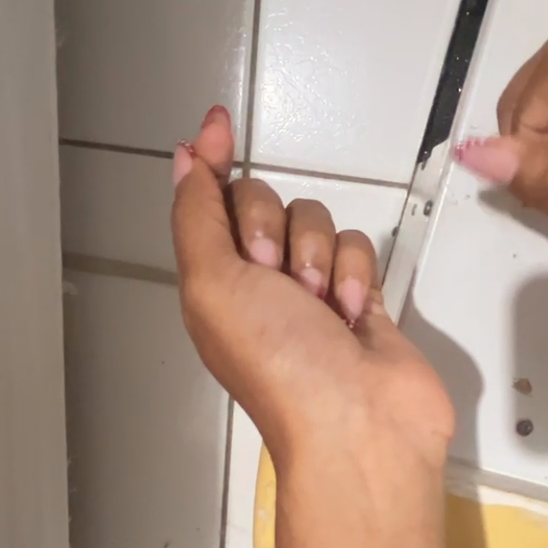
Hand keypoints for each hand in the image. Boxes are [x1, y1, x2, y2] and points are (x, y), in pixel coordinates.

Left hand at [170, 106, 453, 470]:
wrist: (357, 424)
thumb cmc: (277, 359)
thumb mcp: (211, 284)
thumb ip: (196, 214)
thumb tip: (185, 158)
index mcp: (213, 285)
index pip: (207, 205)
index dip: (209, 163)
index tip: (217, 123)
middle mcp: (259, 285)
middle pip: (264, 205)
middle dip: (271, 229)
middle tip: (276, 275)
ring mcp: (313, 292)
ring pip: (315, 223)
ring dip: (319, 256)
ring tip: (323, 306)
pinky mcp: (361, 299)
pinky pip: (358, 250)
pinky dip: (357, 275)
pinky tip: (355, 314)